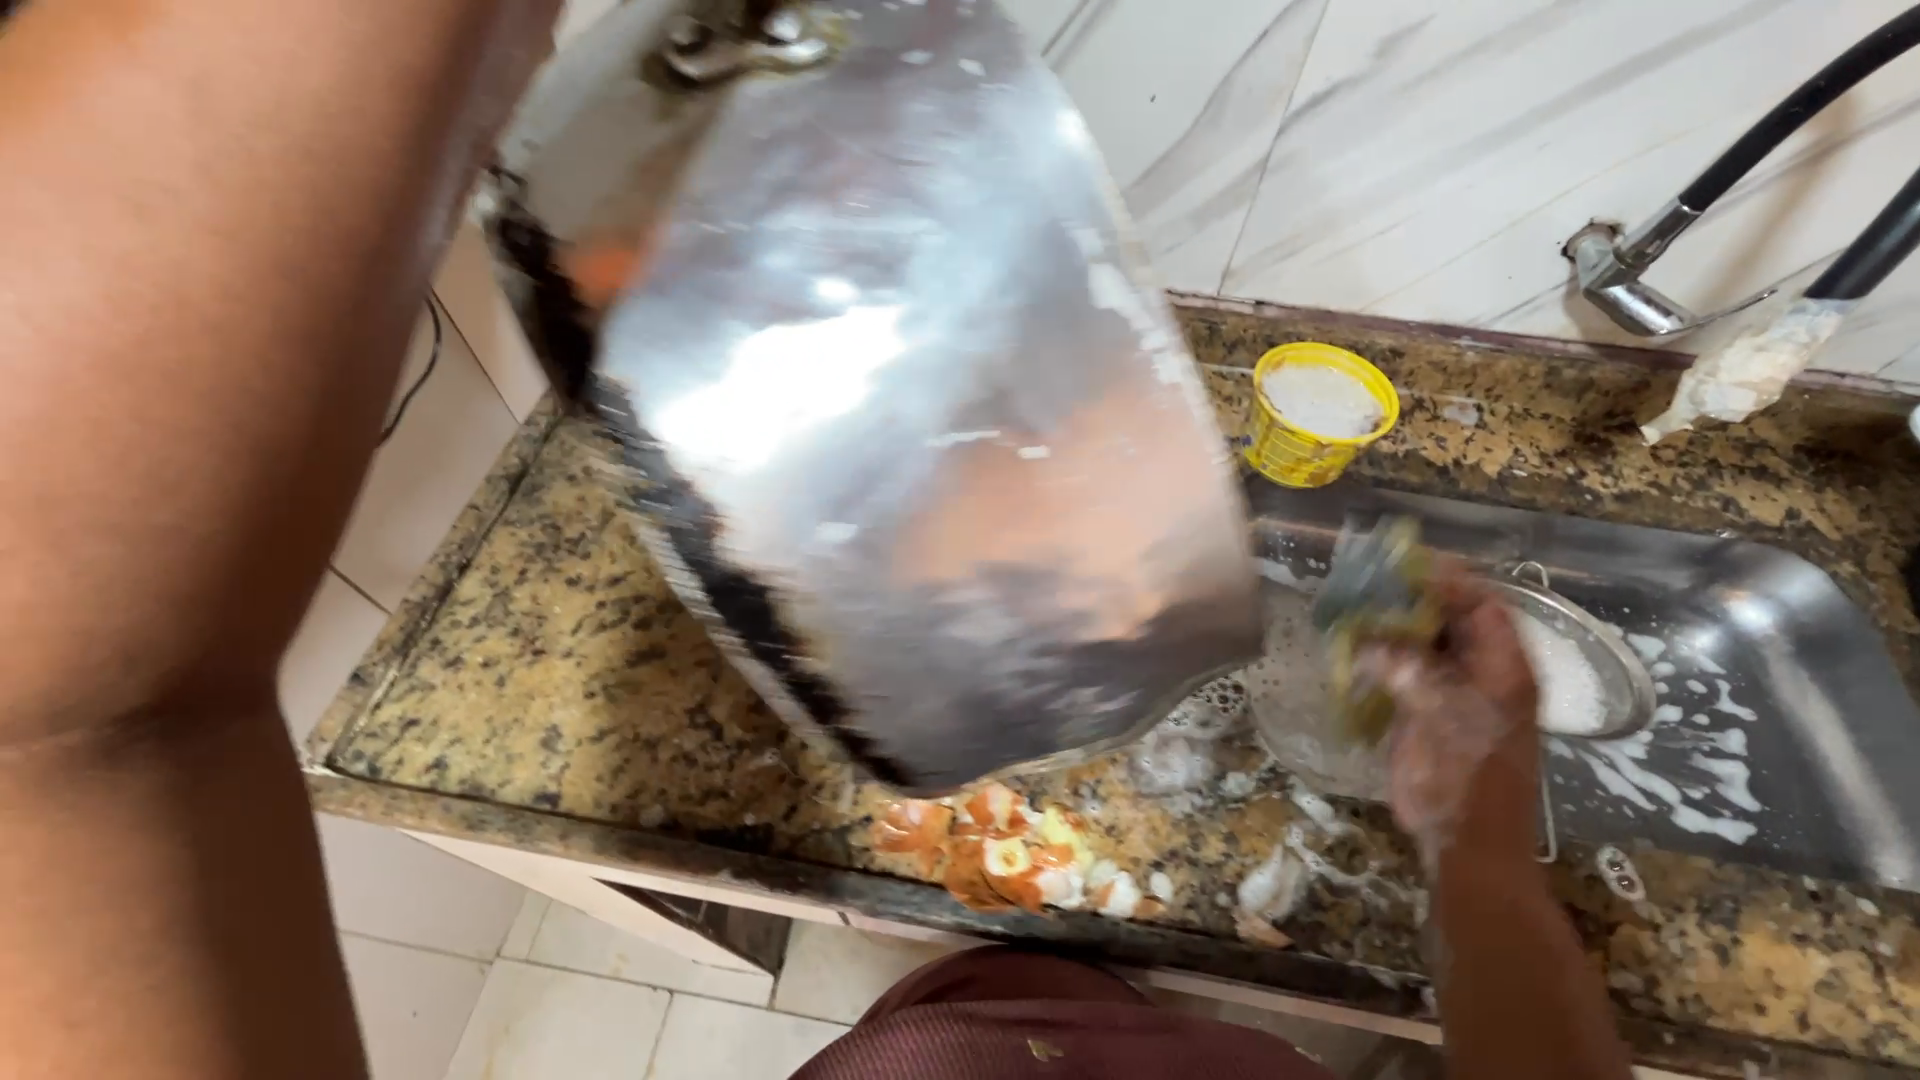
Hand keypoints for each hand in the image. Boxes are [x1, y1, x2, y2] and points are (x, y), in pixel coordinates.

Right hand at [1355, 563, 1539, 872]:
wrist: (1465, 841)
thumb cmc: (1467, 779)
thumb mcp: (1442, 717)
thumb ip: (1407, 671)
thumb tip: (1367, 642)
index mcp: (1503, 670)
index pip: (1482, 606)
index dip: (1448, 581)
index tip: (1402, 566)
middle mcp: (1481, 673)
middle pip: (1449, 620)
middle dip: (1411, 599)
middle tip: (1366, 582)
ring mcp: (1451, 694)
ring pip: (1422, 644)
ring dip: (1390, 627)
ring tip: (1350, 608)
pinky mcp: (1424, 712)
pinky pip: (1402, 671)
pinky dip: (1378, 656)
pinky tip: (1349, 648)